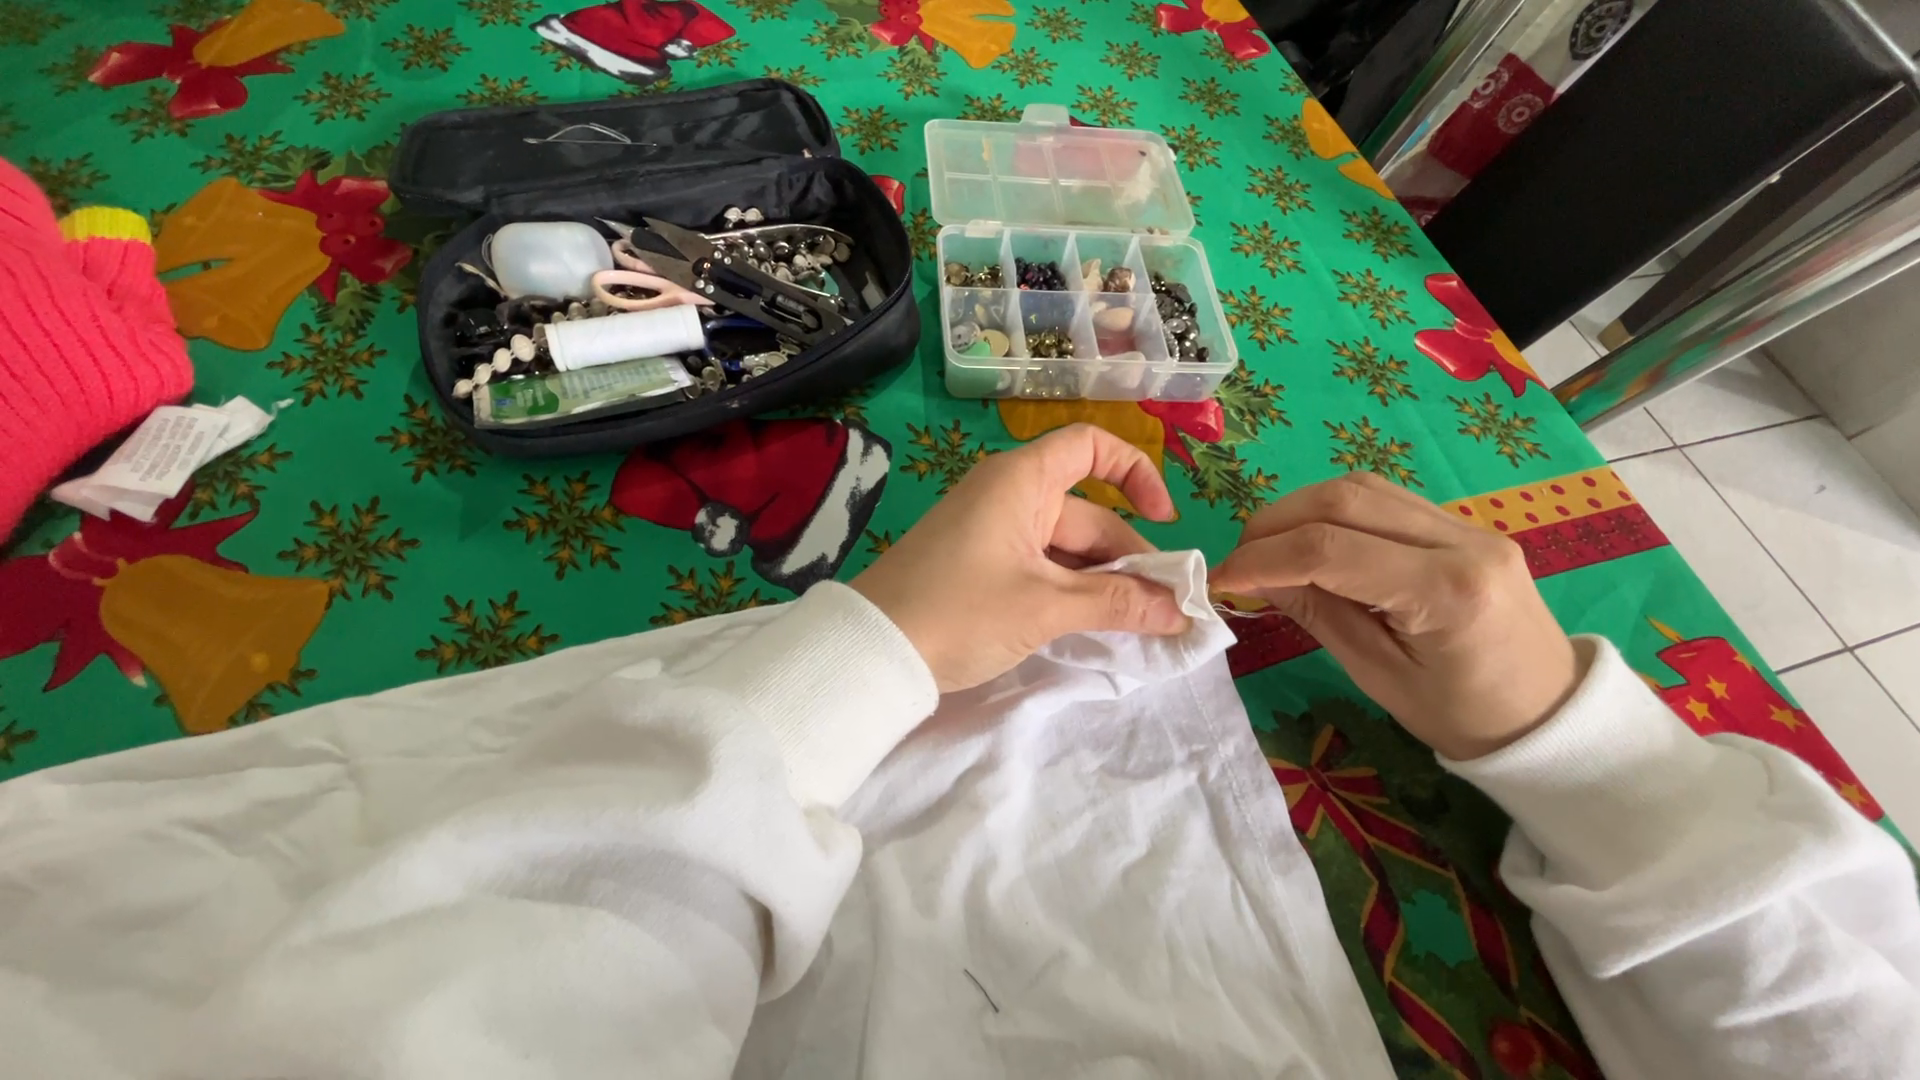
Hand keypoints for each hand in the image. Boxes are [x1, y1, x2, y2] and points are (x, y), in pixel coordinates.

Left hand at [851, 424, 1190, 692]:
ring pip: (1067, 550)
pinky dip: (1071, 594)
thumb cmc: (959, 612)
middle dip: (1129, 560)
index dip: (1135, 473)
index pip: (1089, 447)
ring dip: (1104, 584)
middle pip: (1088, 515)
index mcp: (1020, 481)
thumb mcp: (1044, 607)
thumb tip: (1181, 611)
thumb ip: (1116, 603)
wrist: (872, 652)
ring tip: (1146, 626)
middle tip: (1169, 611)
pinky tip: (1099, 626)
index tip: (1164, 521)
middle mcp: (1008, 497)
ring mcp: (993, 534)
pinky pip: (1042, 570)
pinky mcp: (982, 568)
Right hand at [1210, 472, 1581, 760]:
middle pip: (1344, 499)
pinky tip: (1308, 539)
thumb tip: (1256, 577)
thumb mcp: (1378, 676)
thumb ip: (1316, 614)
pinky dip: (1330, 511)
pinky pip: (1382, 498)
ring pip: (1360, 487)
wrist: (1551, 715)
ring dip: (1297, 510)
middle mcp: (1461, 540)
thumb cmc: (1462, 715)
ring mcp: (1466, 524)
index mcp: (1446, 591)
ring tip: (1265, 548)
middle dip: (1273, 524)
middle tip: (1236, 559)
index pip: (1331, 549)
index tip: (1219, 578)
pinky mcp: (1461, 524)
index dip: (1262, 558)